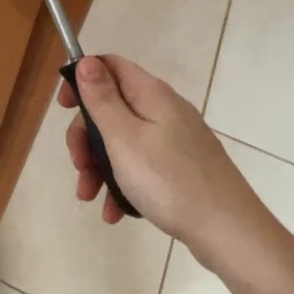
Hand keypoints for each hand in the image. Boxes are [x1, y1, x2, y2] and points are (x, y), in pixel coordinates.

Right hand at [59, 55, 273, 270]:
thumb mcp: (123, 138)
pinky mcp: (182, 166)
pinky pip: (142, 164)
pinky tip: (115, 210)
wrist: (231, 233)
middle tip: (78, 166)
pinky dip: (123, 182)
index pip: (109, 65)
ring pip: (123, 140)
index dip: (81, 80)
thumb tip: (86, 60)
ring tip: (90, 197)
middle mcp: (165, 109)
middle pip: (112, 107)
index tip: (63, 109)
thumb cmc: (170, 181)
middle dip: (86, 136)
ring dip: (100, 165)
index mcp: (151, 94)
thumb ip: (102, 98)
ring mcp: (176, 139)